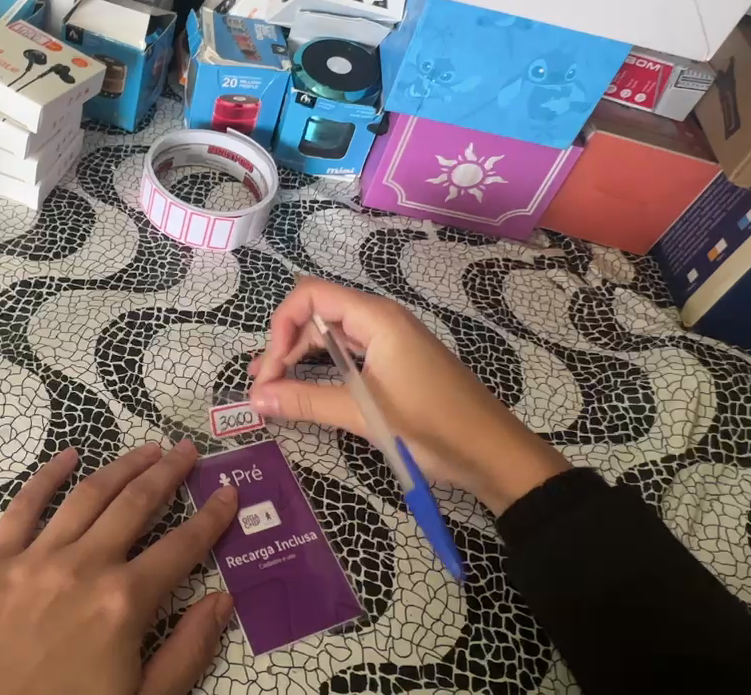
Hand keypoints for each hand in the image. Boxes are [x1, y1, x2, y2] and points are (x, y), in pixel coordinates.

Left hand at [0, 442, 237, 694]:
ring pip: (88, 496)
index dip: (210, 519)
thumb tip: (223, 600)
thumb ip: (184, 653)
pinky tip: (68, 456)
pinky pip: (24, 507)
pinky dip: (47, 476)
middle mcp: (85, 567)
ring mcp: (36, 559)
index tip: (228, 492)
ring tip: (147, 449)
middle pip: (136, 505)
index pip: (181, 548)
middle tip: (187, 450)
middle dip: (168, 474)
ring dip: (122, 467)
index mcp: (123, 604)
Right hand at [248, 279, 571, 513]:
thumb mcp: (363, 413)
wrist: (494, 454)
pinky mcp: (396, 361)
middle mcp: (380, 319)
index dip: (282, 325)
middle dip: (285, 344)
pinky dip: (323, 367)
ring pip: (331, 334)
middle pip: (318, 313)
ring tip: (272, 387)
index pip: (310, 296)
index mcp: (376, 318)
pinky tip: (307, 388)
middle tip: (264, 386)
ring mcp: (389, 340)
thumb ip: (306, 400)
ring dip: (300, 356)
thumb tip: (255, 397)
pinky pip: (348, 351)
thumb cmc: (431, 426)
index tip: (271, 368)